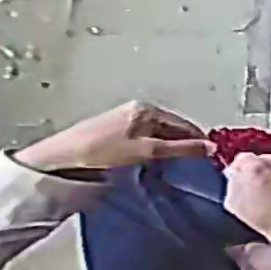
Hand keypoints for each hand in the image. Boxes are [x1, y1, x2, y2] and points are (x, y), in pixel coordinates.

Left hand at [16, 102, 211, 172]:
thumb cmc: (103, 150)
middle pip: (173, 127)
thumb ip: (184, 148)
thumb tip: (212, 147)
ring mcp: (125, 115)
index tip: (205, 158)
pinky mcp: (114, 125)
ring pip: (160, 132)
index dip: (198, 142)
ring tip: (165, 160)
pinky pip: (145, 134)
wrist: (58, 156)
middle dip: (182, 143)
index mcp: (149, 109)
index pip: (187, 125)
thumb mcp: (149, 150)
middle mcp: (139, 108)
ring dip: (166, 145)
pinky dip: (152, 145)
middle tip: (186, 161)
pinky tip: (146, 156)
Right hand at [224, 153, 270, 250]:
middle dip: (262, 170)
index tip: (243, 178)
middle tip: (262, 186)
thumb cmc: (263, 218)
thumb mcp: (233, 202)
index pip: (242, 158)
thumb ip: (233, 182)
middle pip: (265, 159)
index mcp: (252, 165)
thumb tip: (236, 173)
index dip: (242, 170)